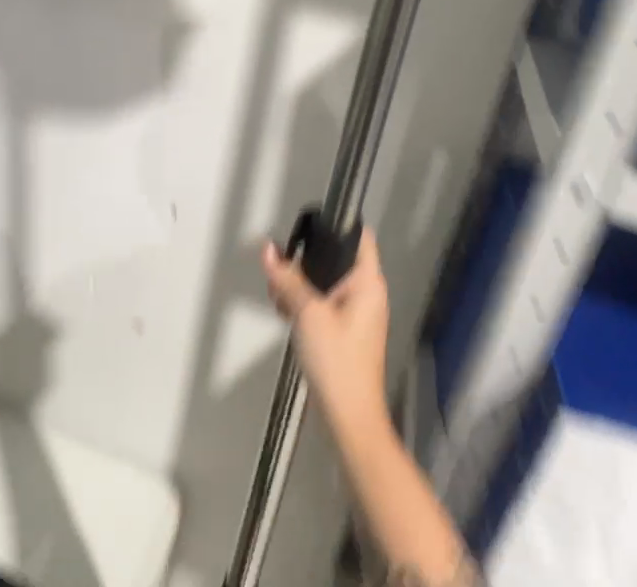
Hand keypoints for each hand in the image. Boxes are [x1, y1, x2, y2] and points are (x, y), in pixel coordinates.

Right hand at [262, 232, 389, 435]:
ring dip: (300, 285)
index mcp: (368, 283)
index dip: (336, 224)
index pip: (359, 237)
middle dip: (305, 261)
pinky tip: (285, 313)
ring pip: (325, 283)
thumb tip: (268, 250)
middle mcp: (367, 294)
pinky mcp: (345, 331)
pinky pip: (323, 304)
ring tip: (278, 296)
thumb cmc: (337, 360)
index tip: (307, 222)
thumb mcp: (307, 313)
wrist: (349, 414)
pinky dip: (304, 304)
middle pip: (335, 260)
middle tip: (281, 268)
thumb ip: (287, 279)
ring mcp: (357, 314)